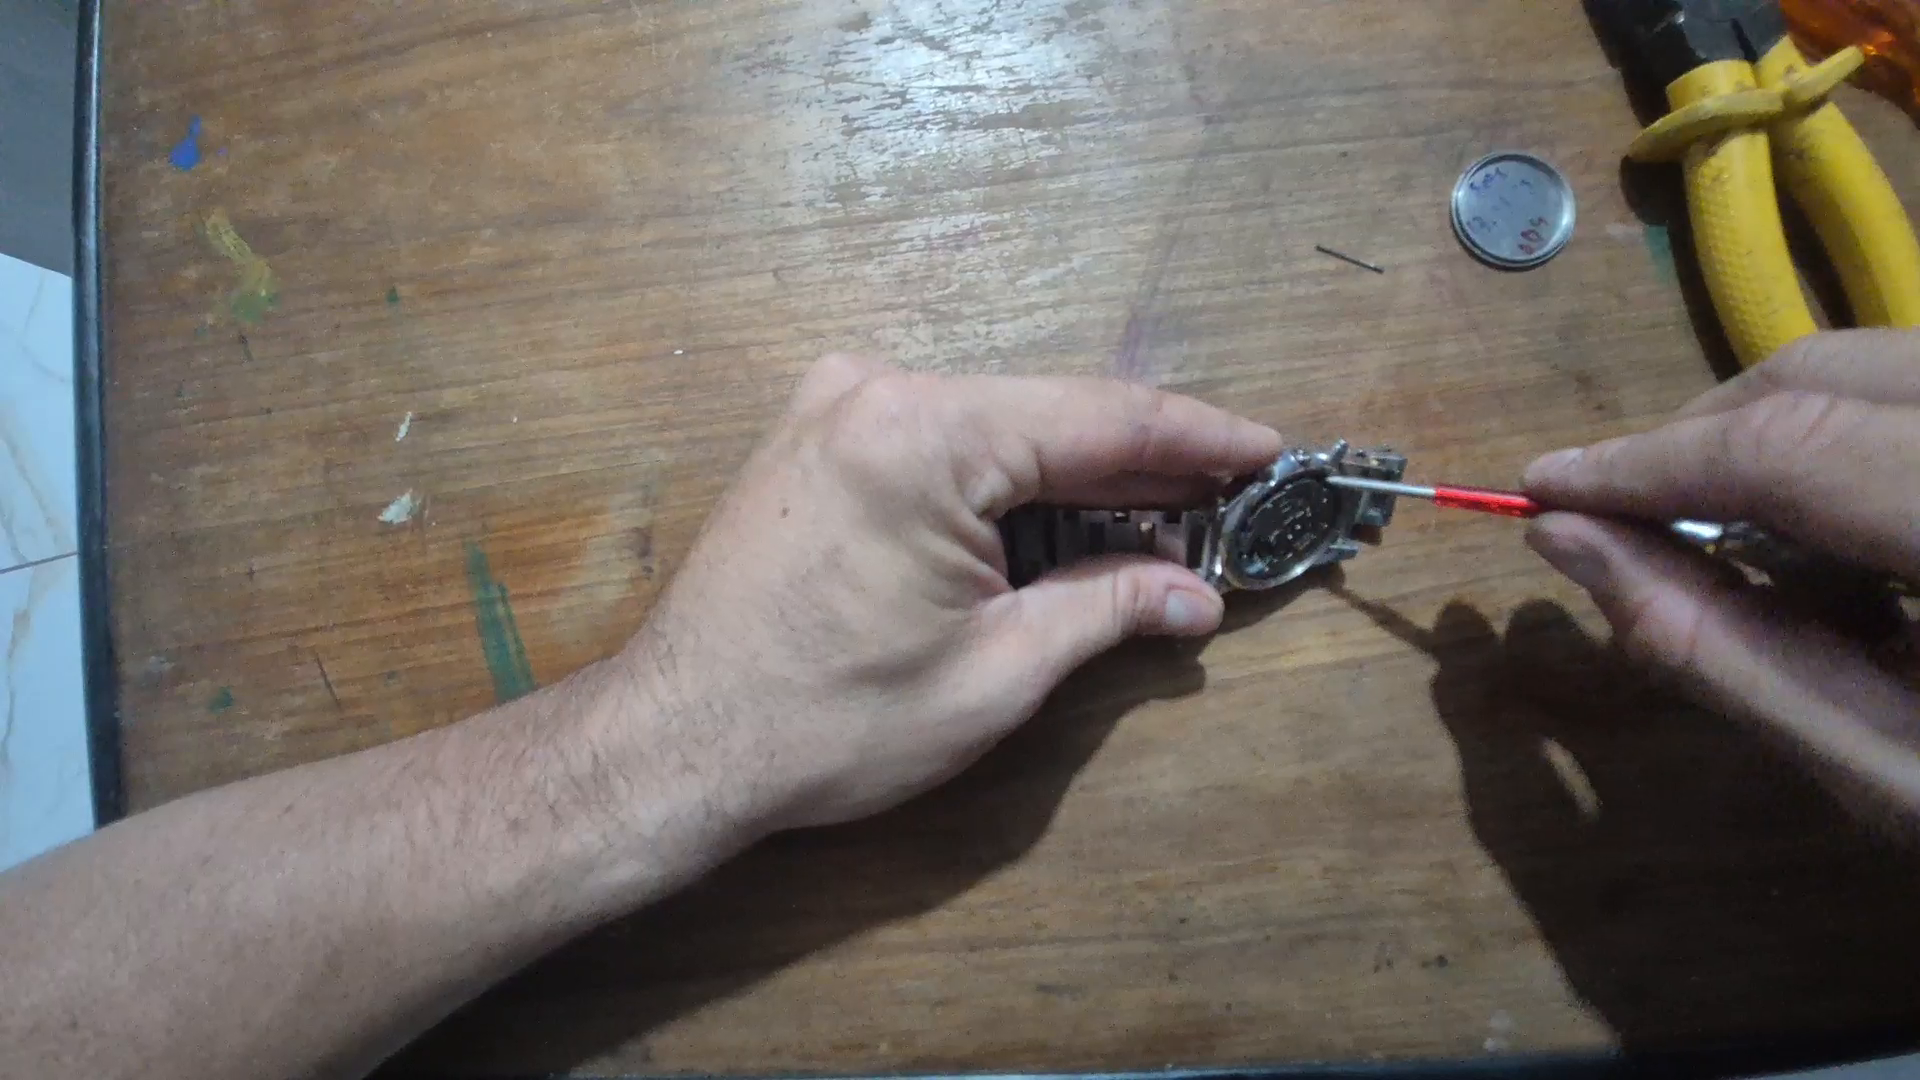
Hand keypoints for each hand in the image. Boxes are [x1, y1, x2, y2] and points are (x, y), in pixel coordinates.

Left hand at [621, 355, 1280, 834]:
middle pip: (1050, 417)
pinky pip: (945, 441)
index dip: (1198, 439)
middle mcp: (878, 388)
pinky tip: (1056, 519)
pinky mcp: (820, 433)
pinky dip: (1009, 480)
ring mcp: (838, 402)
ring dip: (1077, 477)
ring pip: (999, 428)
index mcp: (925, 434)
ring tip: (1155, 524)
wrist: (676, 741)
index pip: (1102, 419)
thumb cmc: (829, 722)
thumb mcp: (993, 672)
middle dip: (1142, 467)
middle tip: (1224, 503)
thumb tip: (1197, 596)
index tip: (1267, 452)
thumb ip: (1105, 608)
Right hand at [1521, 330, 1919, 812]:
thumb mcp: (1889, 772)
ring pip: (1888, 373)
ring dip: (1768, 445)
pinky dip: (1849, 454)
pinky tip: (1855, 547)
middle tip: (1623, 512)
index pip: (1788, 448)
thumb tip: (1562, 541)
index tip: (1540, 491)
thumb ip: (1708, 644)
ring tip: (1748, 548)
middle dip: (1695, 436)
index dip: (1638, 463)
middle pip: (1837, 371)